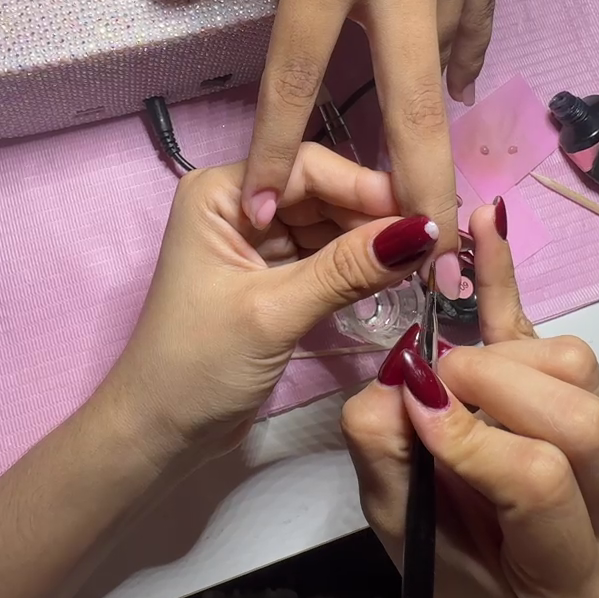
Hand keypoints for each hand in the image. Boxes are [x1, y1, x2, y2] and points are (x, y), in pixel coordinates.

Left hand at [100, 143, 441, 463]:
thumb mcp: (274, 311)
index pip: (303, 168)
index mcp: (219, 192)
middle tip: (436, 240)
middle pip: (320, 192)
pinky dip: (356, 265)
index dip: (365, 187)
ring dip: (371, 241)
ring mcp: (254, 238)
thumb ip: (346, 269)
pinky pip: (323, 254)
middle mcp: (237, 203)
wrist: (162, 430)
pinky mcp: (270, 272)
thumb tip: (422, 231)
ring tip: (426, 258)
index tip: (425, 214)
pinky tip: (395, 273)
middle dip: (374, 215)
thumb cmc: (198, 364)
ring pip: (327, 223)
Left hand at [159, 0, 592, 248]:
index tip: (260, 208)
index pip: (296, 69)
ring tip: (432, 179)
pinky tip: (455, 77)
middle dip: (414, 185)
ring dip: (437, 122)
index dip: (272, 146)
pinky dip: (462, 54)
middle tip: (425, 253)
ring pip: (447, 61)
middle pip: (407, 100)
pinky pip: (477, 15)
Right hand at [341, 199, 598, 597]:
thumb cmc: (455, 576)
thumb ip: (387, 457)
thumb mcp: (402, 536)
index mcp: (572, 578)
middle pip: (575, 418)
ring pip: (581, 373)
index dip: (465, 431)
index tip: (412, 401)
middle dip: (485, 381)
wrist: (510, 593)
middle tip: (432, 380)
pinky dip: (513, 283)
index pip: (538, 477)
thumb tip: (398, 377)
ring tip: (455, 364)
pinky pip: (558, 337)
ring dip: (504, 357)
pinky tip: (488, 225)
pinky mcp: (596, 408)